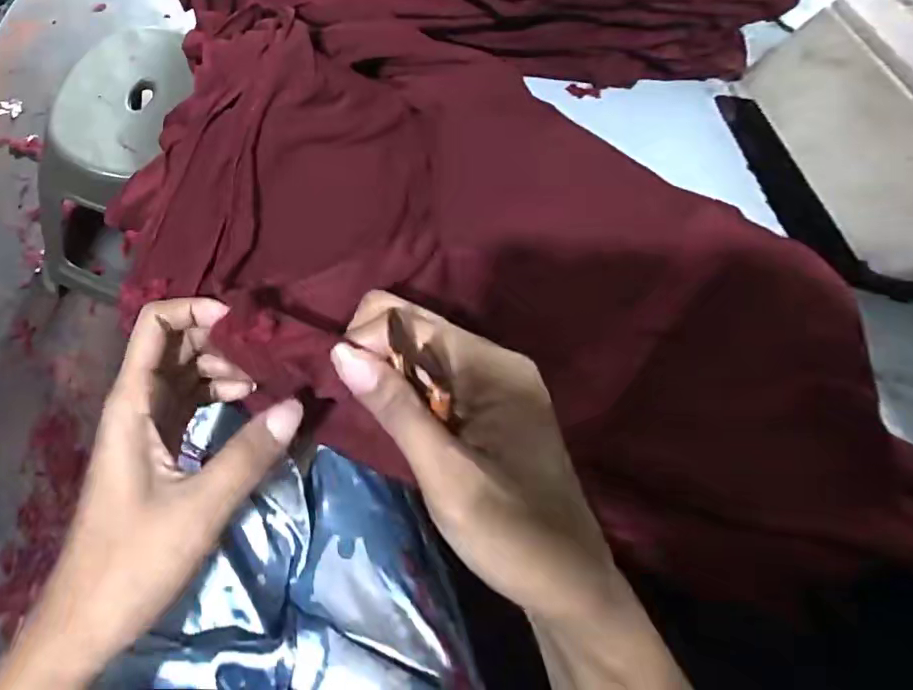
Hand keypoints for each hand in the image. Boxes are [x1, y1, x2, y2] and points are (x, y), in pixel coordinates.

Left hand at [0, 298, 303, 688]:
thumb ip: (247, 455)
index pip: (154, 324)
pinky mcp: (153, 448)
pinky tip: (247, 401)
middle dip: (217, 339)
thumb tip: (295, 406)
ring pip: (182, 374)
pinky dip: (213, 397)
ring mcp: (142, 424)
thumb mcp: (198, 507)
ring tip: (265, 377)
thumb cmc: (134, 557)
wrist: (88, 614)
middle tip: (266, 352)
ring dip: (219, 368)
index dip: (192, 309)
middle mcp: (133, 401)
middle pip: (173, 346)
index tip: (240, 320)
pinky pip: (185, 404)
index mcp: (130, 399)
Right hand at [330, 292, 687, 689]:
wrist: (572, 592)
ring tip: (380, 414)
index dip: (367, 342)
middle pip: (410, 321)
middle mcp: (493, 358)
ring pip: (413, 342)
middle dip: (372, 351)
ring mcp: (490, 375)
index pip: (408, 320)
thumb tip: (340, 351)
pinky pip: (426, 367)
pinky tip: (401, 418)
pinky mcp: (482, 395)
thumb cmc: (512, 538)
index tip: (349, 388)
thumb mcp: (446, 477)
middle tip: (364, 403)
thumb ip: (395, 408)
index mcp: (492, 369)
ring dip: (384, 368)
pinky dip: (401, 383)